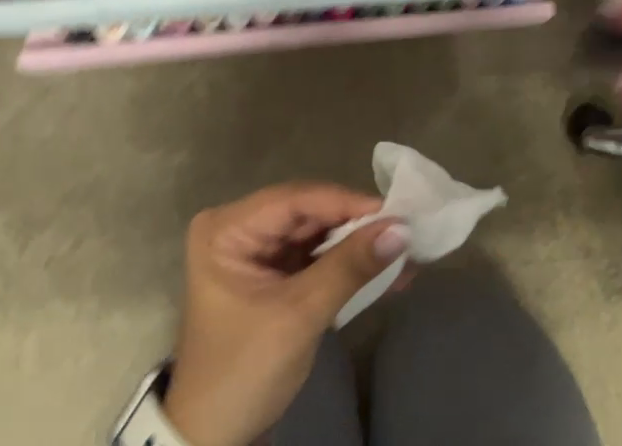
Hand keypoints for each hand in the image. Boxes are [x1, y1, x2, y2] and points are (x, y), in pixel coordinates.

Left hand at [163, 184, 408, 445]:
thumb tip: (401, 229)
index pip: (294, 200)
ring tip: (406, 250)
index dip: (345, 202)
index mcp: (226, 228)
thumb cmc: (244, 370)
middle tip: (407, 230)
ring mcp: (255, 254)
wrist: (215, 436)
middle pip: (306, 214)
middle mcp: (237, 230)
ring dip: (357, 246)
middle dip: (355, 225)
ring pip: (315, 236)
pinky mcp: (272, 278)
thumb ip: (348, 267)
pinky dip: (347, 266)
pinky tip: (385, 271)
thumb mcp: (298, 316)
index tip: (397, 212)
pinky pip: (315, 260)